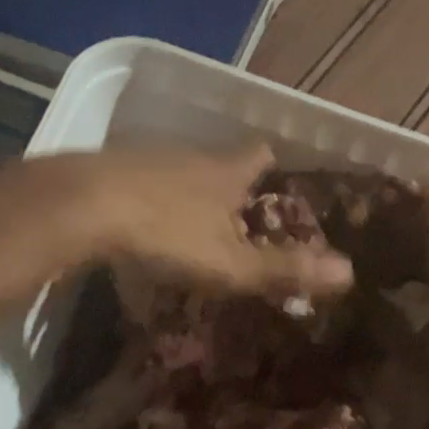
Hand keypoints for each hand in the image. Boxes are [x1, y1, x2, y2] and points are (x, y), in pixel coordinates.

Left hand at [35, 145, 353, 295]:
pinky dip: (151, 202)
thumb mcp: (230, 262)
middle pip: (221, 162)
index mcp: (226, 170)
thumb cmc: (166, 232)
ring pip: (180, 172)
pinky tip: (143, 229)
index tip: (284, 185)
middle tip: (242, 218)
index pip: (262, 155)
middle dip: (233, 186)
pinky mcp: (107, 172)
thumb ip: (284, 269)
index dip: (276, 168)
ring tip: (195, 228)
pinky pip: (141, 184)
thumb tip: (349, 273)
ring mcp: (146, 159)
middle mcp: (191, 155)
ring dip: (191, 195)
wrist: (79, 207)